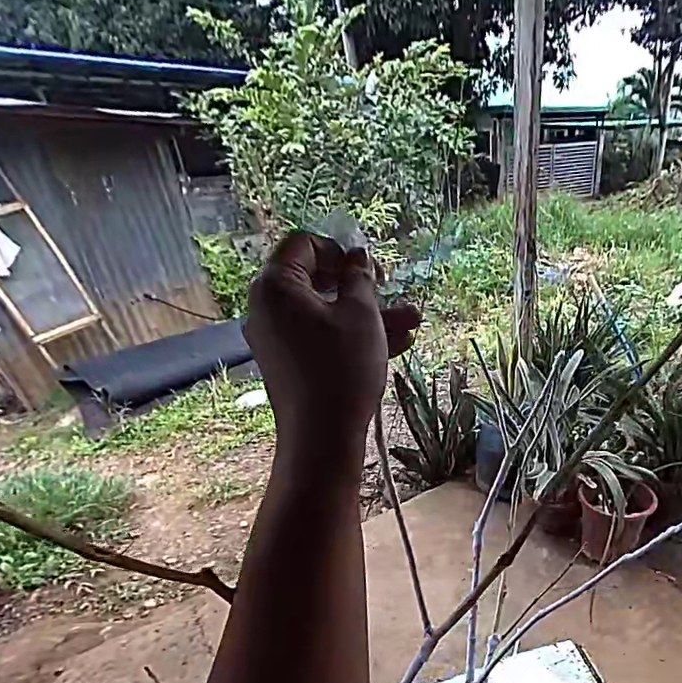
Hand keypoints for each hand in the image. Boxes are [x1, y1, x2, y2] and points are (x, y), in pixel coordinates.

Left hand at [244, 233, 420, 465]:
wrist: (323, 437)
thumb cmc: (342, 368)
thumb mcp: (361, 315)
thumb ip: (360, 278)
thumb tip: (358, 257)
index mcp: (276, 286)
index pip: (304, 245)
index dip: (340, 250)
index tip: (369, 270)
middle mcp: (268, 309)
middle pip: (317, 281)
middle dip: (363, 288)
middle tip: (392, 292)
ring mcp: (277, 339)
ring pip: (327, 314)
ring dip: (369, 316)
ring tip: (413, 323)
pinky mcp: (290, 364)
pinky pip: (322, 338)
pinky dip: (353, 337)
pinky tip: (398, 344)